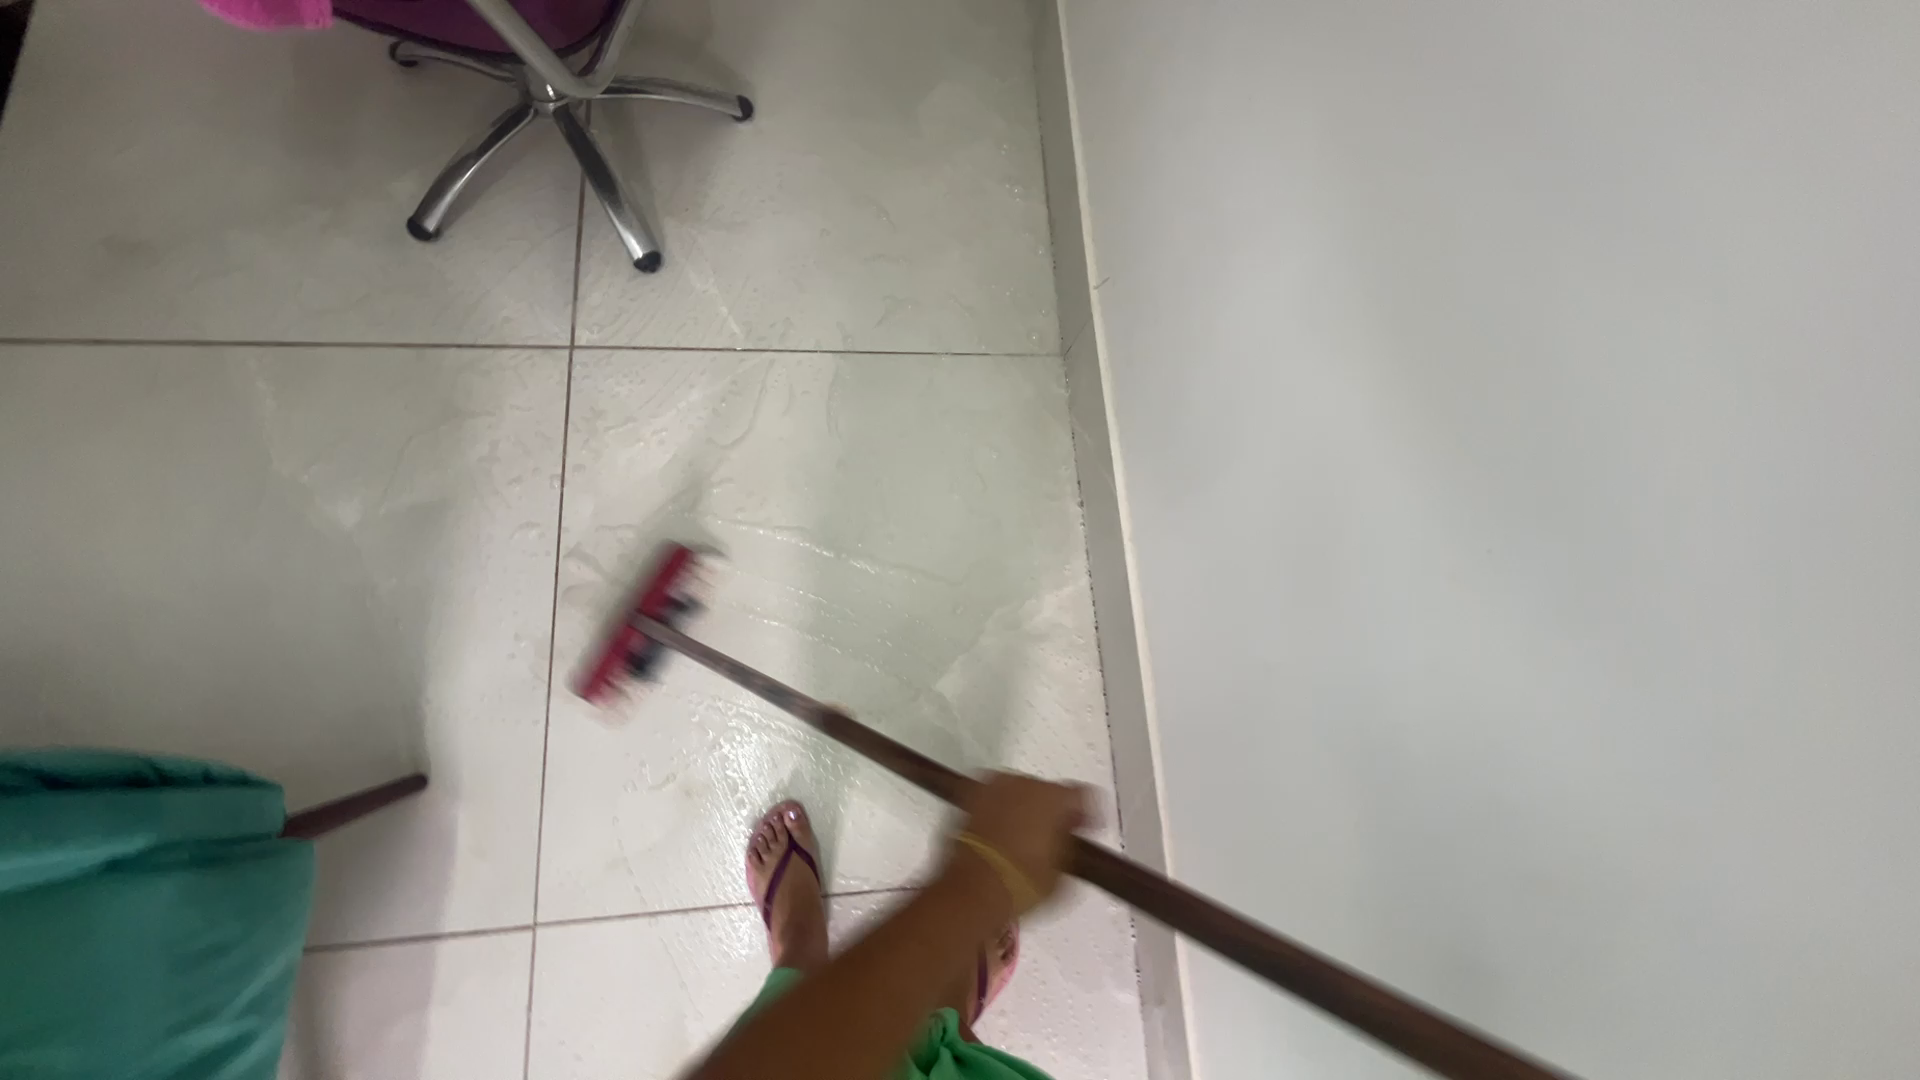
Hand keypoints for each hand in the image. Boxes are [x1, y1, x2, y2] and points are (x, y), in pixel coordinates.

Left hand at [938, 771, 1090, 921]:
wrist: (972, 889)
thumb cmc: (1021, 884)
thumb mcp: (1063, 875)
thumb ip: (1072, 846)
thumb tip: (1069, 837)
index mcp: (1054, 797)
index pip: (1081, 794)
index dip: (1086, 814)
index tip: (1085, 829)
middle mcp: (1025, 783)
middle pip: (1048, 791)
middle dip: (1052, 810)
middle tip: (1053, 836)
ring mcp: (995, 786)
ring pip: (1020, 791)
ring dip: (1026, 807)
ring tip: (1025, 836)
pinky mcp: (971, 796)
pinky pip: (995, 798)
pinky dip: (1001, 810)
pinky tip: (1001, 832)